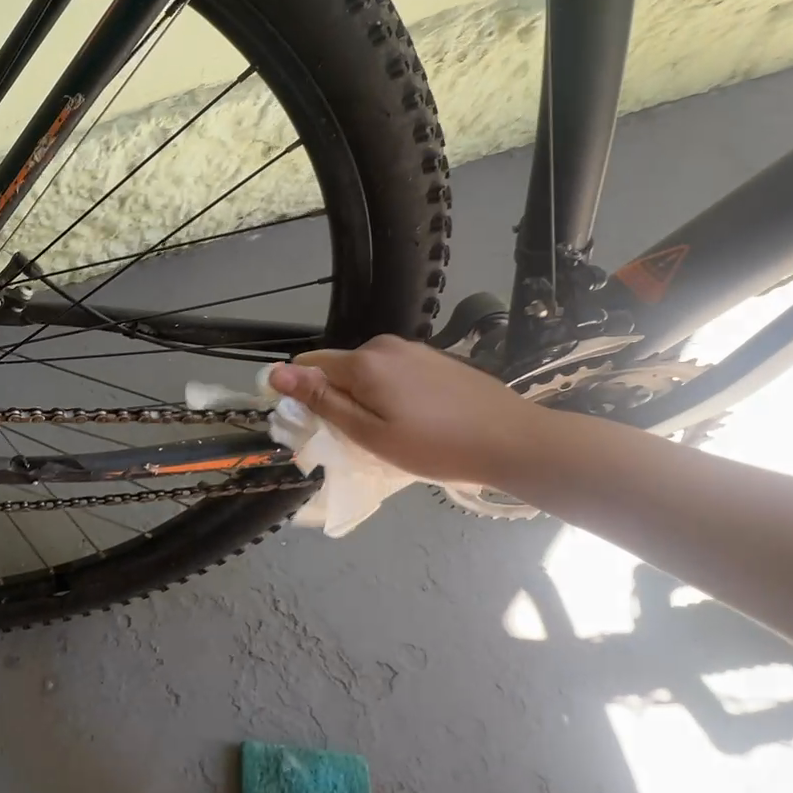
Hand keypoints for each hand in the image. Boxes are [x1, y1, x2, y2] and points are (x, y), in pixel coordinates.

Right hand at [267, 334, 544, 485]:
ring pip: (367, 372)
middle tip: (362, 438)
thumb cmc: (437, 446)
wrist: (516, 441)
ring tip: (393, 432)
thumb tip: (276, 373)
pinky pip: (394, 372)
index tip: (322, 426)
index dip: (304, 394)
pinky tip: (418, 420)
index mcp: (363, 362)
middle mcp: (385, 346)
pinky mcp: (435, 358)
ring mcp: (413, 349)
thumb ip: (322, 401)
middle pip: (338, 368)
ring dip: (366, 397)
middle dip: (338, 398)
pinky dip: (392, 393)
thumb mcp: (369, 434)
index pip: (308, 365)